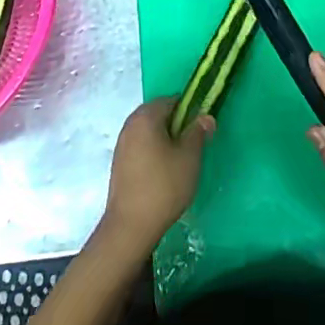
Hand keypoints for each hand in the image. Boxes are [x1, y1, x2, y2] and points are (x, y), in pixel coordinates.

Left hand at [99, 98, 211, 250]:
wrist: (131, 224)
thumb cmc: (164, 186)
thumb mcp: (189, 158)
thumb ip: (198, 133)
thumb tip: (205, 116)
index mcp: (145, 116)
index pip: (170, 100)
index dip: (189, 110)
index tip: (201, 129)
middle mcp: (129, 124)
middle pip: (157, 114)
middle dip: (176, 126)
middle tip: (192, 147)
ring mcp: (121, 142)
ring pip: (148, 131)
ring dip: (164, 140)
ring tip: (179, 163)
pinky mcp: (118, 161)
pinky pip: (140, 146)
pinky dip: (152, 152)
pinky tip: (162, 173)